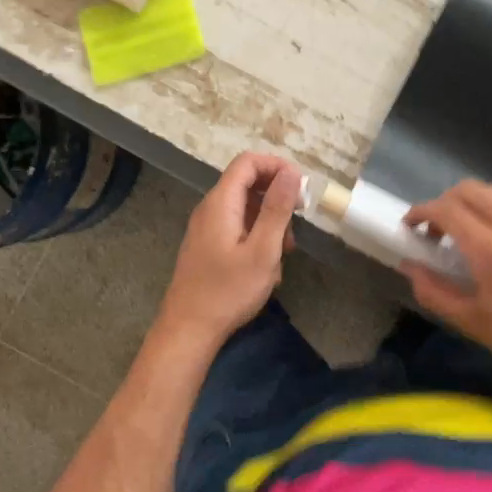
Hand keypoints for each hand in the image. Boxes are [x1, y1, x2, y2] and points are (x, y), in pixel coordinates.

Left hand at [155, 152, 301, 347]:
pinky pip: (236, 228)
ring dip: (269, 223)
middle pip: (247, 184)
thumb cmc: (228, 291)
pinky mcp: (207, 245)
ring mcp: (206, 228)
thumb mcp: (263, 250)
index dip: (277, 166)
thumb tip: (292, 172)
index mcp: (221, 202)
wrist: (189, 329)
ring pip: (245, 209)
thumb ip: (277, 208)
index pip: (248, 162)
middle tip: (298, 223)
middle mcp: (210, 208)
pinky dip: (256, 237)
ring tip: (284, 252)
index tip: (302, 188)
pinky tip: (267, 266)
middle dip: (276, 198)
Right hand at [404, 181, 491, 396]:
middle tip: (436, 231)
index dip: (422, 212)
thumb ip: (434, 290)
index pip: (447, 209)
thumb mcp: (472, 322)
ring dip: (473, 204)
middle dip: (445, 203)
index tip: (410, 226)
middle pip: (471, 189)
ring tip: (466, 234)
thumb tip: (409, 266)